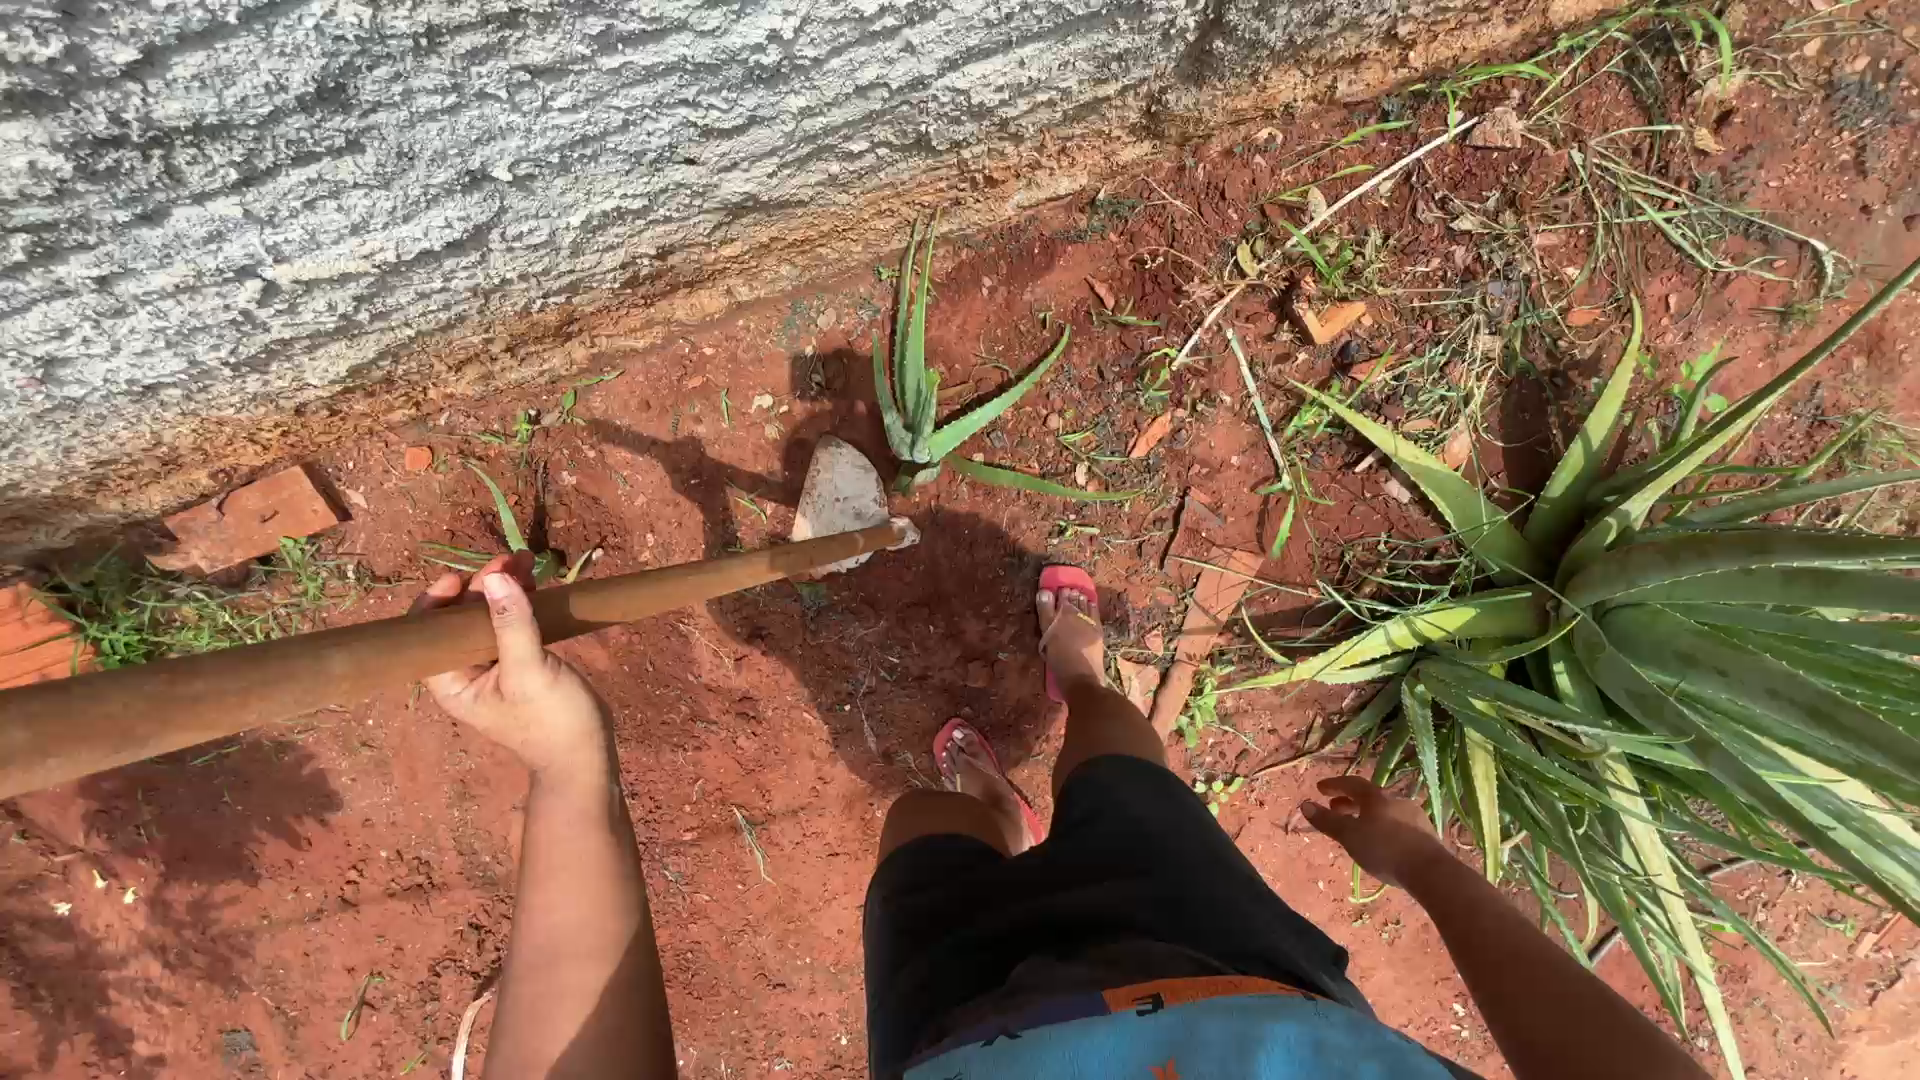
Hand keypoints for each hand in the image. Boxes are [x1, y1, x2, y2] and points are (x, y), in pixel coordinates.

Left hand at [410, 551, 610, 783]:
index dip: (440, 600)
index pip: (428, 632)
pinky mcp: (523, 664)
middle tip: (512, 559)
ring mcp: (496, 668)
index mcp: (451, 681)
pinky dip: (523, 604)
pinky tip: (537, 585)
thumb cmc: (552, 720)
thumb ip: (512, 625)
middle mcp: (466, 672)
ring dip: (505, 590)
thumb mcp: (530, 671)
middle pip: (461, 618)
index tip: (467, 576)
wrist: (586, 755)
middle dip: (483, 586)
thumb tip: (494, 577)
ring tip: (528, 562)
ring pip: (490, 618)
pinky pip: (513, 626)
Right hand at [1300, 776, 1451, 888]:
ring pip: (1386, 811)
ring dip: (1368, 815)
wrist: (1432, 873)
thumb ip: (1327, 821)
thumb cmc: (1385, 849)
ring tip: (1359, 828)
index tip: (1320, 789)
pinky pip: (1399, 824)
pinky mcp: (1427, 835)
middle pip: (1370, 796)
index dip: (1335, 784)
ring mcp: (1415, 817)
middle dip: (1350, 801)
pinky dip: (1384, 827)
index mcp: (1376, 797)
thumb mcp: (1349, 836)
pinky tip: (1383, 842)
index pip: (1352, 783)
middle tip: (1336, 808)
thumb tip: (1305, 804)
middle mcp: (1396, 801)